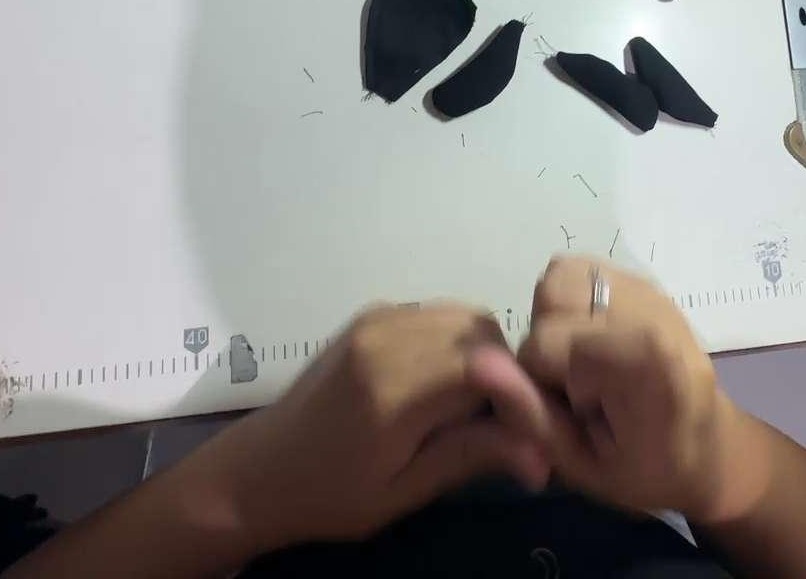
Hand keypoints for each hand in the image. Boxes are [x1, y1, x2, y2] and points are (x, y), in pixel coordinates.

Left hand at [189, 302, 550, 544]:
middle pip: (480, 329)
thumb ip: (470, 457)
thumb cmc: (332, 494)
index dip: (515, 391)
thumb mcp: (403, 491)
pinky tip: (435, 379)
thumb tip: (543, 455)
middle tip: (491, 417)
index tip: (521, 428)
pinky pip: (434, 312)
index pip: (486, 364)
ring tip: (462, 401)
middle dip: (501, 368)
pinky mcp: (372, 311)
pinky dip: (452, 339)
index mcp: (393, 389)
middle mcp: (387, 337)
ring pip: (461, 314)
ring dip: (479, 351)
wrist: (262, 467)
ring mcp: (378, 317)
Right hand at [475, 256, 771, 522]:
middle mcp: (649, 308)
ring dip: (554, 317)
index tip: (574, 414)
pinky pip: (575, 269)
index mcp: (646, 360)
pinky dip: (568, 300)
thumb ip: (529, 413)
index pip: (545, 344)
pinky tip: (591, 337)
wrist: (708, 444)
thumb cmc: (647, 467)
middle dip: (545, 344)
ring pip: (558, 275)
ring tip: (583, 359)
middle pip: (550, 296)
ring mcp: (646, 284)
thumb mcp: (583, 465)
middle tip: (578, 387)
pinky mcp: (639, 276)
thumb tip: (474, 362)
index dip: (539, 384)